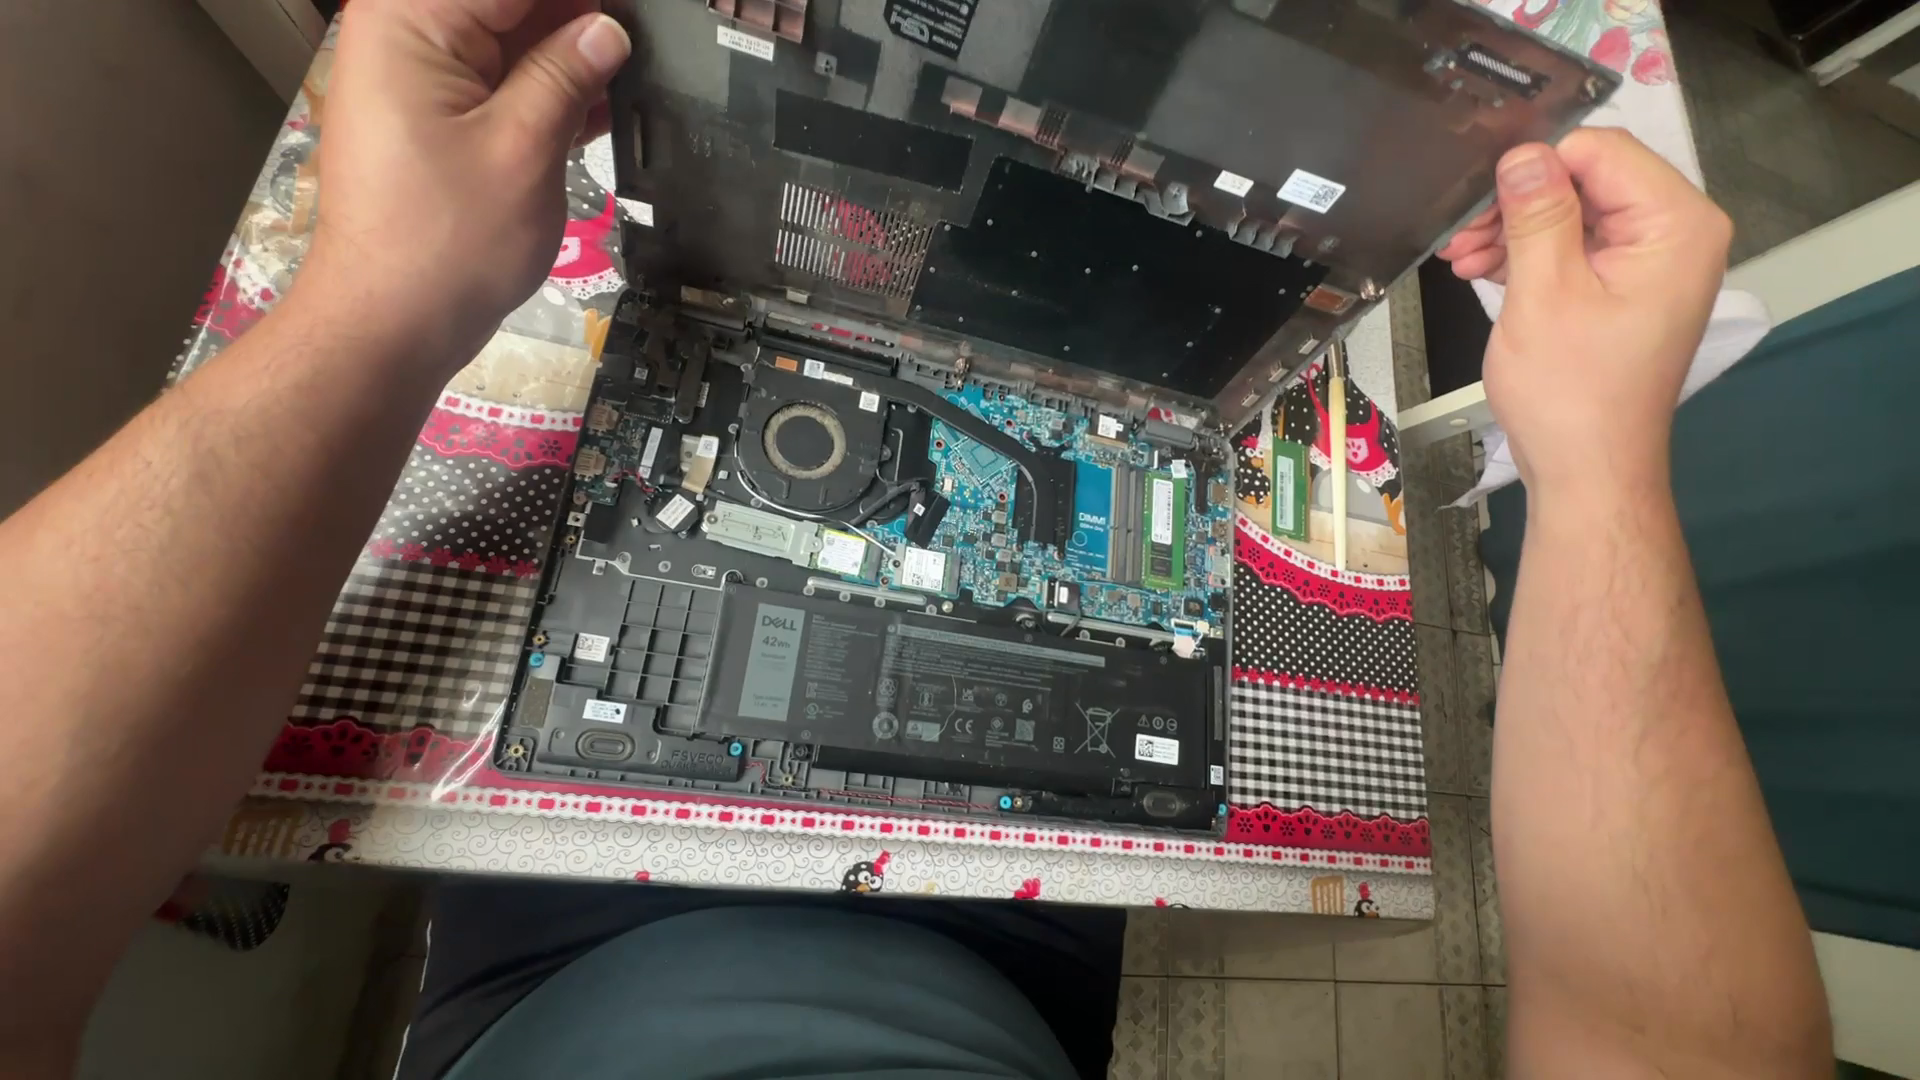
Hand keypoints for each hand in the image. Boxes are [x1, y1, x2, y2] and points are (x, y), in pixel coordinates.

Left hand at [301, 0, 629, 367]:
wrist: (398, 316)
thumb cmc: (454, 238)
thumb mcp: (522, 151)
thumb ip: (564, 80)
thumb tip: (609, 29)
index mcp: (412, 19)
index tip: (634, 12)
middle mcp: (410, 34)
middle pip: (508, 3)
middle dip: (576, 18)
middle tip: (643, 39)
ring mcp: (426, 80)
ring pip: (511, 41)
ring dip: (571, 55)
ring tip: (636, 70)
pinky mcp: (444, 121)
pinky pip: (505, 85)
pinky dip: (552, 92)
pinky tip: (605, 103)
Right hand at [1436, 129, 1731, 495]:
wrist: (1585, 464)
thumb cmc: (1567, 388)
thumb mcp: (1543, 295)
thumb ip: (1537, 218)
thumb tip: (1521, 156)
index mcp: (1674, 226)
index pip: (1603, 154)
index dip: (1535, 168)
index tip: (1473, 203)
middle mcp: (1674, 235)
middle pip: (1589, 183)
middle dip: (1518, 204)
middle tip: (1458, 237)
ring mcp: (1648, 265)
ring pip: (1574, 219)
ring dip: (1513, 233)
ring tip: (1460, 261)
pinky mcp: (1621, 291)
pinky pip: (1573, 253)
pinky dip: (1527, 258)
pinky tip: (1483, 274)